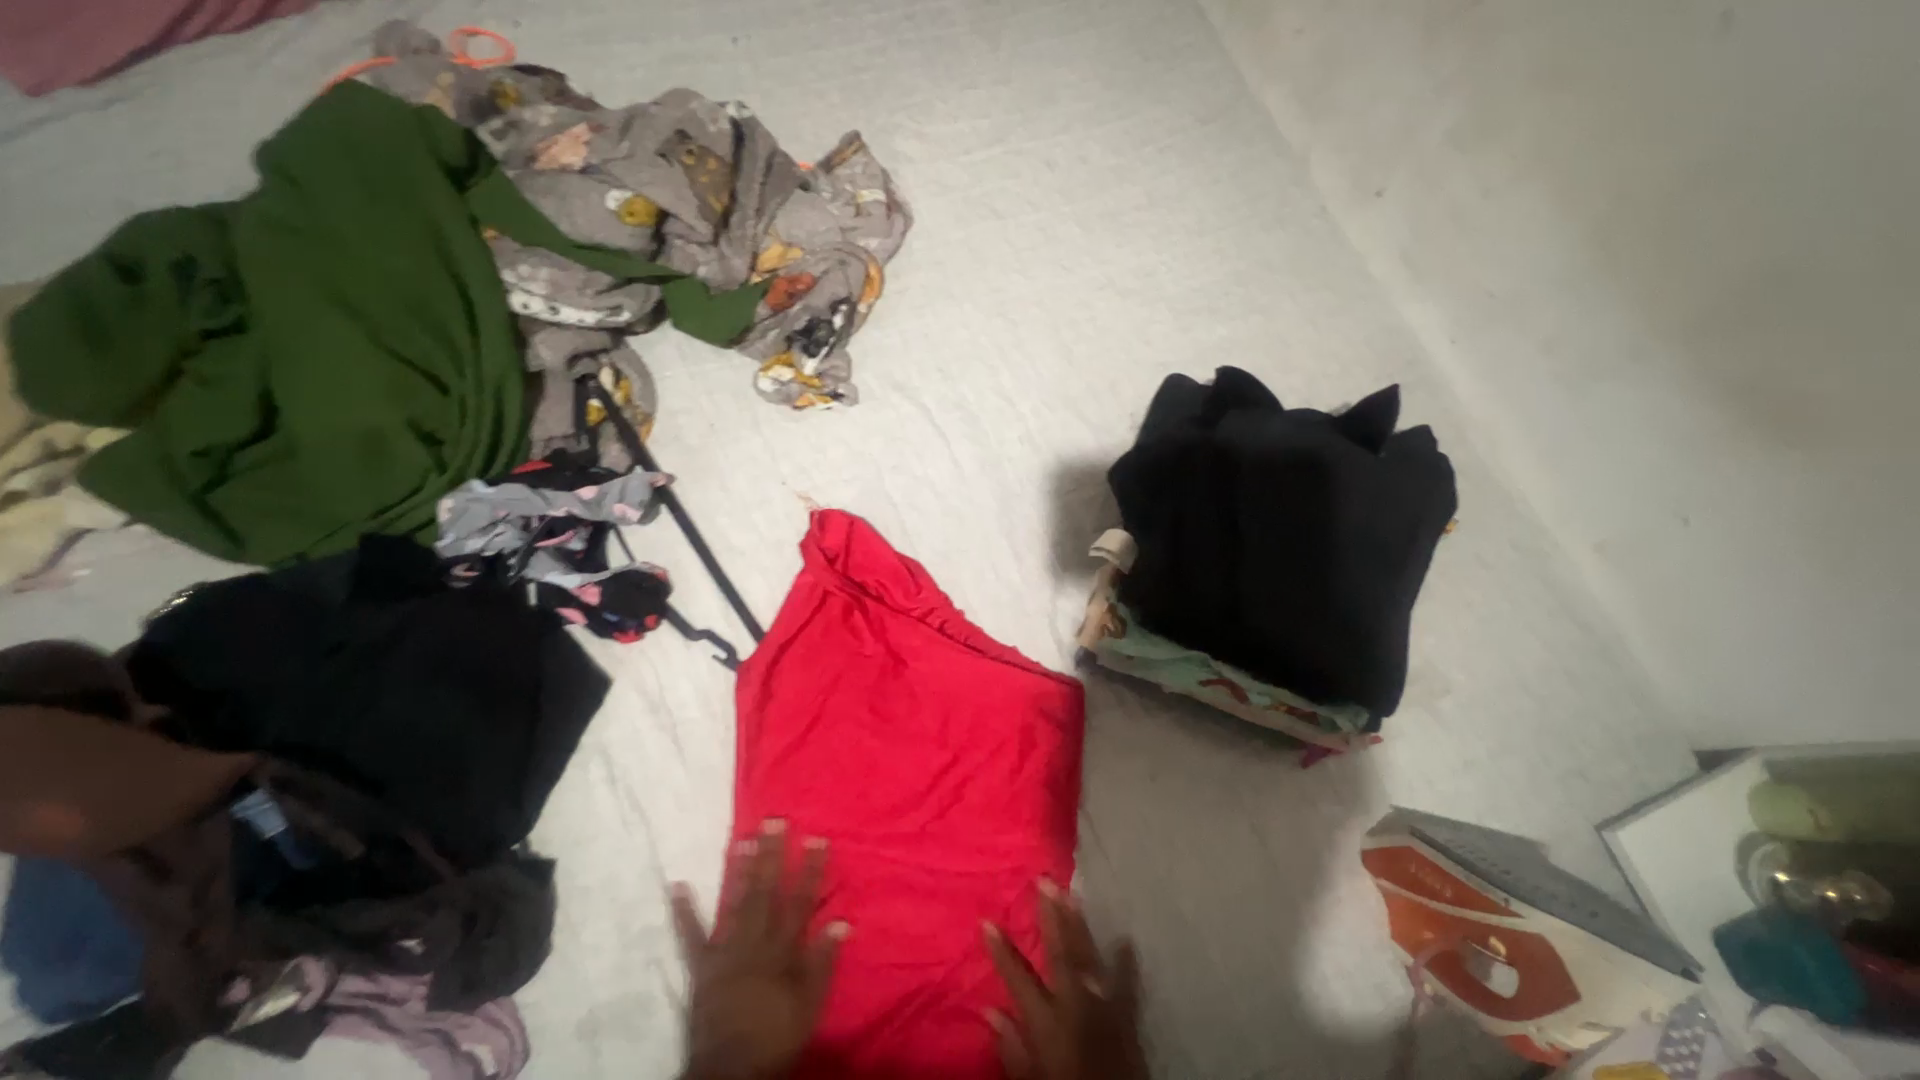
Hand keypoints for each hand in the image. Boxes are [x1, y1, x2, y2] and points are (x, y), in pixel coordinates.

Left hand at [673, 819, 846, 1079]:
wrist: (730, 1067)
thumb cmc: (777, 1036)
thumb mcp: (810, 1003)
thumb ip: (823, 962)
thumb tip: (840, 921)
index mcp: (783, 951)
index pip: (801, 902)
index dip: (811, 870)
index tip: (817, 838)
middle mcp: (754, 943)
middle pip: (766, 894)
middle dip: (774, 856)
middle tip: (775, 821)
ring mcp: (725, 953)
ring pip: (735, 905)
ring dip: (740, 871)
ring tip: (744, 838)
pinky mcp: (701, 967)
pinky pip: (690, 937)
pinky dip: (682, 912)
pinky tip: (676, 885)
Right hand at [984, 881, 1148, 1079]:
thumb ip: (1012, 1048)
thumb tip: (990, 1011)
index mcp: (1048, 1023)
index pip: (1019, 979)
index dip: (1002, 950)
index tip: (986, 920)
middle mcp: (1076, 1008)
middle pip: (1061, 954)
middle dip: (1052, 916)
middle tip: (1044, 880)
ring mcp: (1105, 1008)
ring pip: (1091, 958)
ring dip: (1081, 925)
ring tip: (1073, 893)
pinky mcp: (1128, 1018)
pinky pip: (1127, 984)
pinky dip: (1126, 962)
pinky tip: (1126, 939)